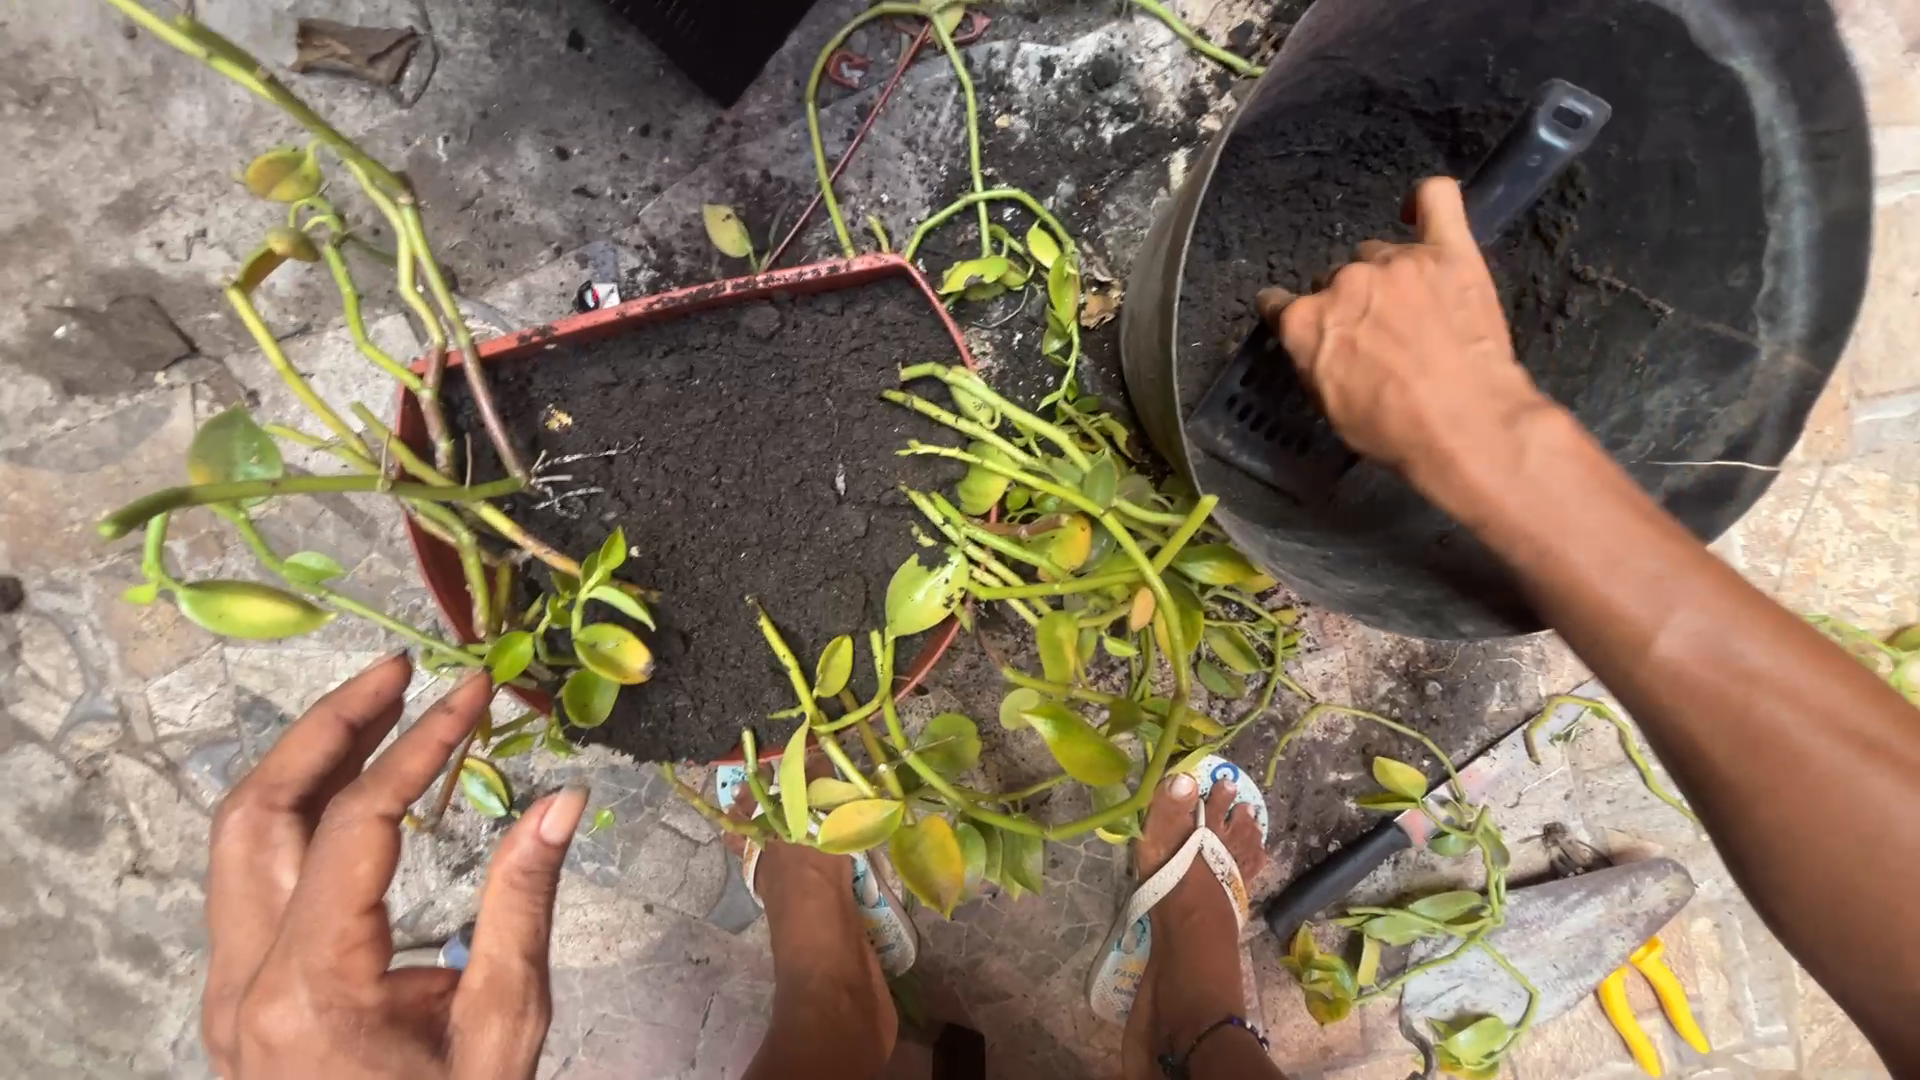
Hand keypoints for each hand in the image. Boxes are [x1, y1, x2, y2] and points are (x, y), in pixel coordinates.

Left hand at [201, 653, 586, 1079]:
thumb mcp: (505, 1020)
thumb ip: (524, 901)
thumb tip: (563, 799)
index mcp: (309, 985)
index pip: (360, 824)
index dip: (421, 745)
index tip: (476, 693)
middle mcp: (243, 976)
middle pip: (255, 814)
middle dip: (328, 725)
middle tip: (402, 670)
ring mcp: (231, 981)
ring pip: (242, 835)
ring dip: (311, 754)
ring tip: (384, 700)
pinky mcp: (244, 983)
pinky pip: (259, 866)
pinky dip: (310, 800)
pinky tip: (363, 776)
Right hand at [1257, 177, 1555, 490]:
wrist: (1461, 423)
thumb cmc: (1387, 426)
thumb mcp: (1326, 402)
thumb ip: (1312, 358)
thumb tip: (1315, 342)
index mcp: (1304, 321)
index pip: (1278, 303)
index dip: (1285, 314)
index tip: (1297, 324)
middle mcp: (1342, 282)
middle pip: (1334, 278)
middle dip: (1345, 302)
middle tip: (1371, 332)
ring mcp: (1396, 262)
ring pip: (1376, 254)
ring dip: (1383, 275)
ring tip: (1408, 305)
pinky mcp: (1448, 251)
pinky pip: (1434, 200)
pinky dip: (1422, 200)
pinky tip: (1415, 210)